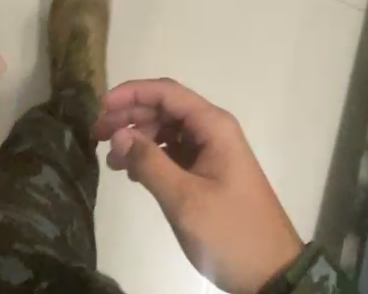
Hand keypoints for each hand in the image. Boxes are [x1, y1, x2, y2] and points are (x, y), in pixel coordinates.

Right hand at [94, 79, 303, 293]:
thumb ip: (149, 163)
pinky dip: (151, 157)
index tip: (101, 106)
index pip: (167, 92)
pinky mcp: (208, 173)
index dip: (132, 93)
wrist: (271, 274)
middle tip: (96, 134)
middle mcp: (213, 130)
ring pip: (167, 130)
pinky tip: (130, 172)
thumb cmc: (231, 232)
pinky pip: (174, 152)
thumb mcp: (185, 200)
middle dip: (130, 115)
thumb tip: (118, 134)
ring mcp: (212, 151)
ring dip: (138, 137)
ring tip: (109, 159)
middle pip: (165, 108)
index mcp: (213, 125)